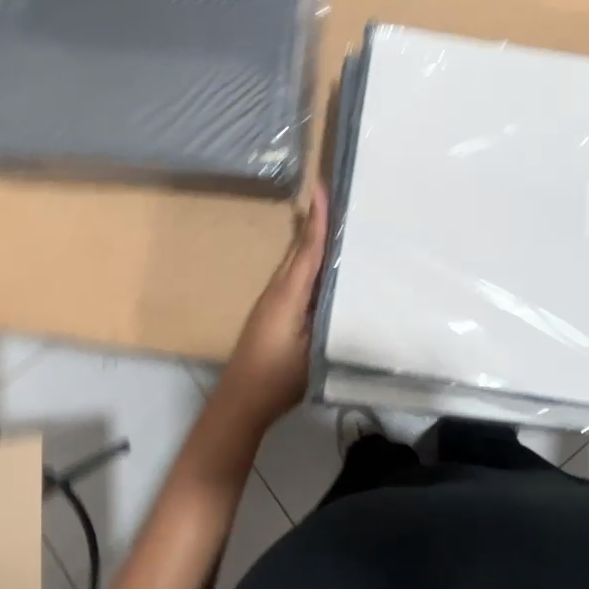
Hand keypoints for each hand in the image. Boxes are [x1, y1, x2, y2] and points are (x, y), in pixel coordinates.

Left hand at [218, 183, 329, 428]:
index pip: (307, 248)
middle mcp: (278, 290)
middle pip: (299, 249)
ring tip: (332, 222)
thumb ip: (330, 318)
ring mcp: (273, 302)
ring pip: (296, 263)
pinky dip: (309, 262)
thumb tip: (349, 292)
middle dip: (315, 222)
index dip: (317, 218)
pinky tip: (321, 267)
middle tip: (334, 196)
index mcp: (289, 294)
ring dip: (311, 241)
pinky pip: (295, 277)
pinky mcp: (273, 314)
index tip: (320, 186)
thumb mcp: (314, 349)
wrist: (240, 402)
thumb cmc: (278, 377)